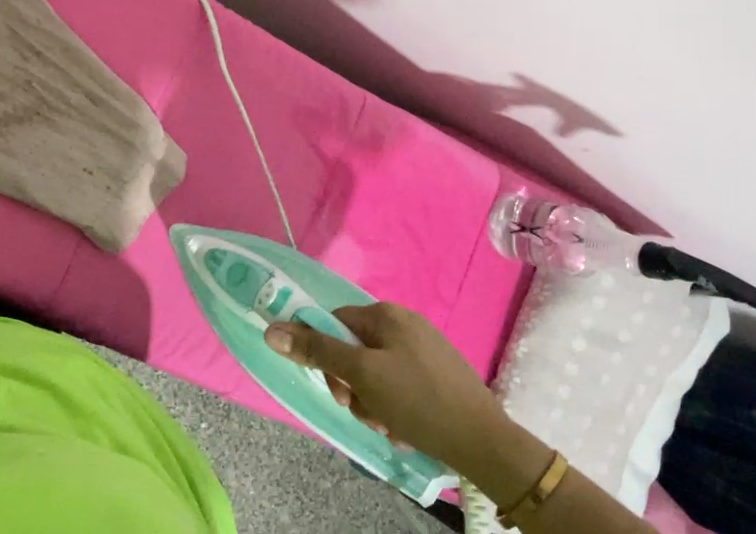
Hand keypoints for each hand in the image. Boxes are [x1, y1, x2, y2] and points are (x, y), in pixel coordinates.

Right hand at [264, 301, 514, 471]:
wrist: (484, 442)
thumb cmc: (417, 401)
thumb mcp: (361, 375)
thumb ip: (316, 350)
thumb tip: (271, 329)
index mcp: (386, 314)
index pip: (334, 322)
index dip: (325, 355)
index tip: (338, 390)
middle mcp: (405, 323)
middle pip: (354, 349)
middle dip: (352, 385)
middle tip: (362, 411)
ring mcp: (425, 349)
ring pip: (376, 371)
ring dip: (372, 401)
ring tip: (387, 425)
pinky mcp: (439, 374)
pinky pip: (399, 384)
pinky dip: (394, 406)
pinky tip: (404, 428)